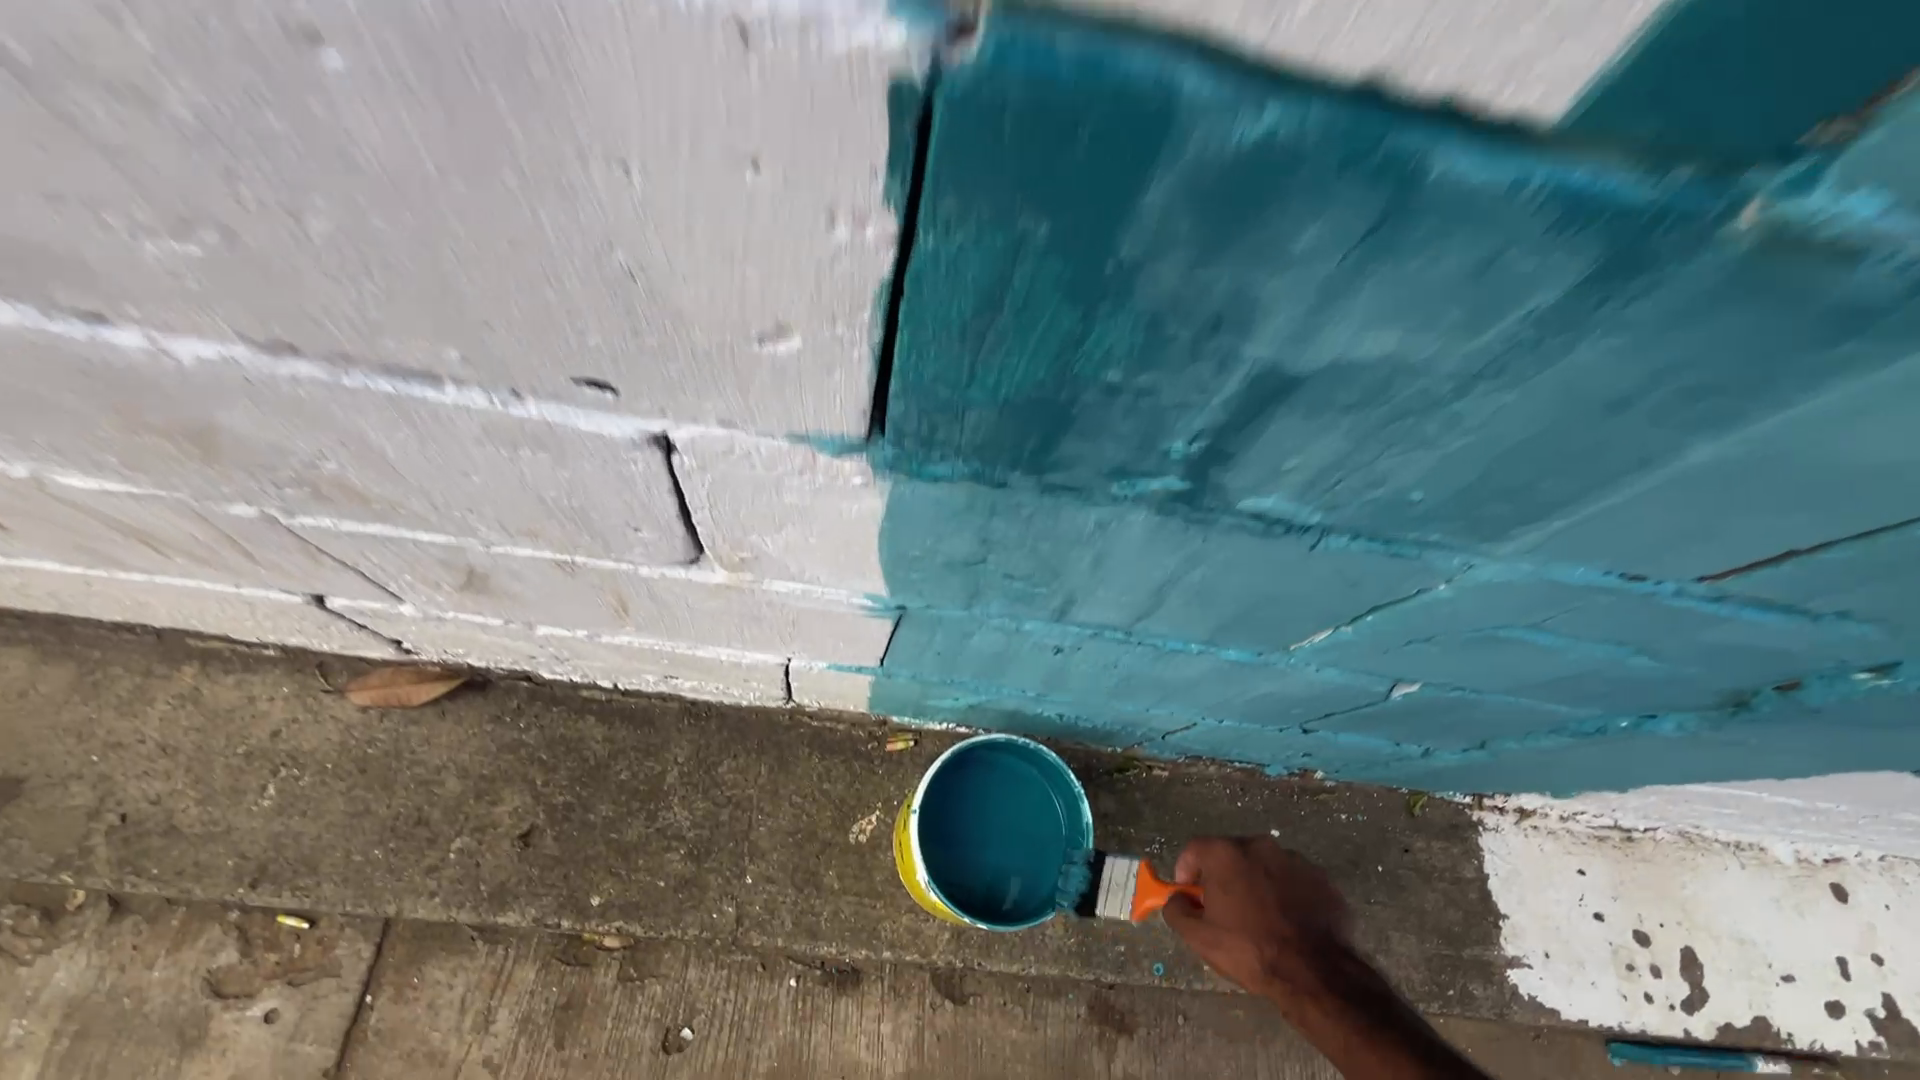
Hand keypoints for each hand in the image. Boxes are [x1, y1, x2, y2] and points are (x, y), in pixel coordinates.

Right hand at [1160, 836, 1350, 998]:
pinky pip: (1292, 881)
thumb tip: (1178, 898)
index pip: (1194, 849)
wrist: (1316, 974)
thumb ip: (1177, 910)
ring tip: (1260, 920)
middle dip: (1222, 877)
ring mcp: (1295, 860)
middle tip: (1224, 910)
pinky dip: (1285, 894)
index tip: (1190, 895)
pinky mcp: (1322, 878)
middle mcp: (1260, 846)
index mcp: (1226, 854)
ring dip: (1255, 884)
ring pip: (1264, 866)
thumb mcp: (1199, 938)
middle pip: (1230, 854)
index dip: (1186, 870)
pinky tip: (1288, 923)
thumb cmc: (1251, 951)